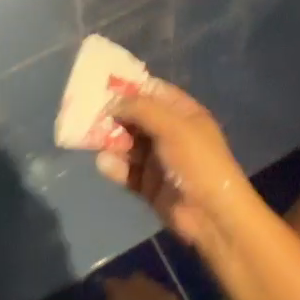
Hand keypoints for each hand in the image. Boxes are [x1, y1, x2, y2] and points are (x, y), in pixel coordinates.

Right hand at [95, 79, 257, 256]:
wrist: (211, 213)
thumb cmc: (197, 161)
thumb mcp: (173, 126)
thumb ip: (142, 109)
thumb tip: (113, 103)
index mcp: (183, 113)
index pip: (153, 92)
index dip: (130, 88)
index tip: (101, 86)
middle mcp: (170, 132)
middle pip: (136, 118)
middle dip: (114, 116)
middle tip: (88, 116)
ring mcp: (159, 159)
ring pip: (128, 144)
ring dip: (111, 142)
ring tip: (94, 141)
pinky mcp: (149, 184)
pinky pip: (127, 171)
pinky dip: (115, 166)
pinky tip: (105, 164)